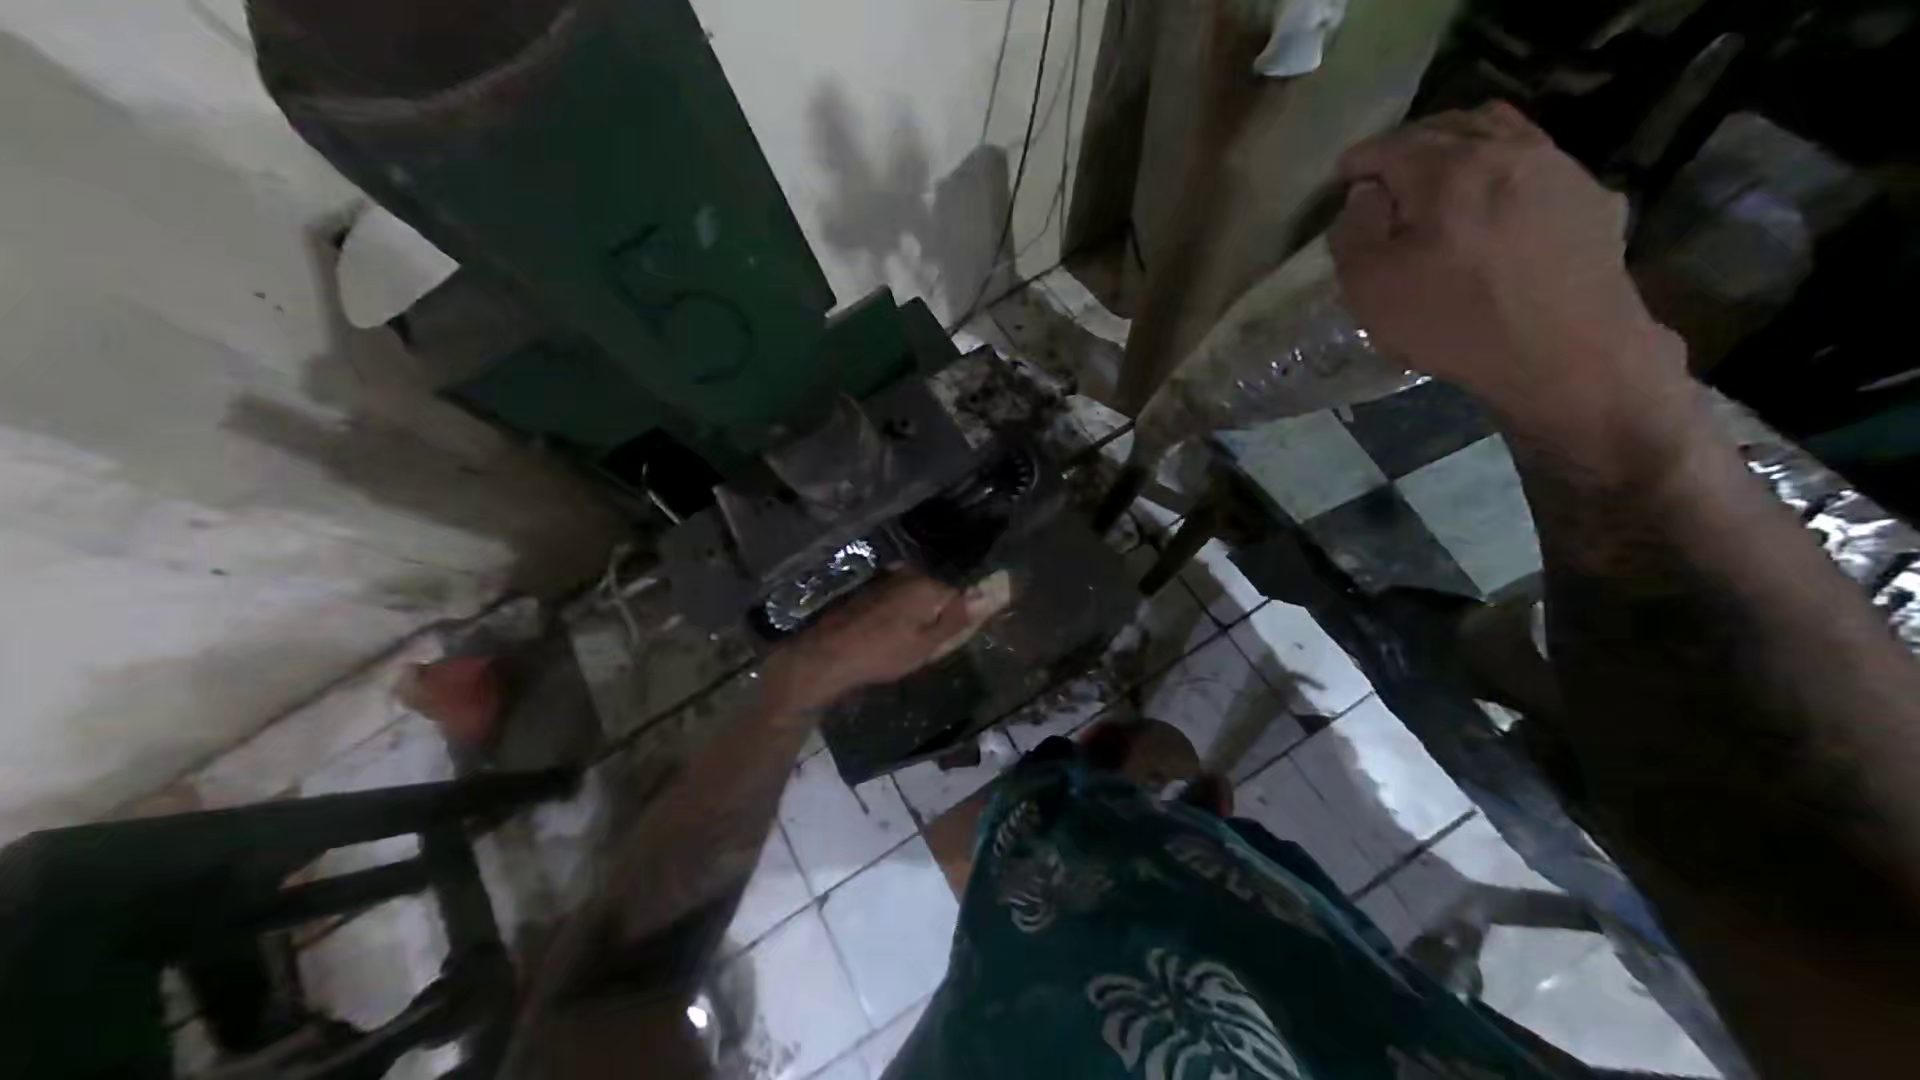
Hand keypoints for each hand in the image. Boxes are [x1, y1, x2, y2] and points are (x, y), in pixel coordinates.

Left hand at [759, 571, 1008, 714]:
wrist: (825, 655)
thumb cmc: (882, 654)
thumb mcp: (927, 644)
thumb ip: (959, 617)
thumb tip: (993, 592)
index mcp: (929, 584)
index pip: (964, 589)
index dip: (969, 608)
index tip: (964, 627)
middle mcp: (910, 571)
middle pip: (940, 586)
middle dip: (944, 605)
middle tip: (938, 637)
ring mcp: (887, 575)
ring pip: (919, 587)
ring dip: (923, 606)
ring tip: (916, 634)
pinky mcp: (870, 584)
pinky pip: (900, 590)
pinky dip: (904, 605)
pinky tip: (895, 626)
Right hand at [1329, 102, 1689, 444]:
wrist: (1564, 353)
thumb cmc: (1452, 321)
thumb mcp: (1371, 287)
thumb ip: (1355, 231)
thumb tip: (1366, 195)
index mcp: (1447, 170)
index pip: (1392, 144)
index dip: (1359, 159)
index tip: (1341, 177)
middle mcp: (1506, 151)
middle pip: (1450, 125)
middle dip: (1409, 144)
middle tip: (1384, 173)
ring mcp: (1558, 167)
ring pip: (1501, 132)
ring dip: (1461, 145)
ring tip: (1440, 175)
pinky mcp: (1590, 196)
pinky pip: (1537, 162)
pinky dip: (1503, 168)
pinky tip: (1494, 202)